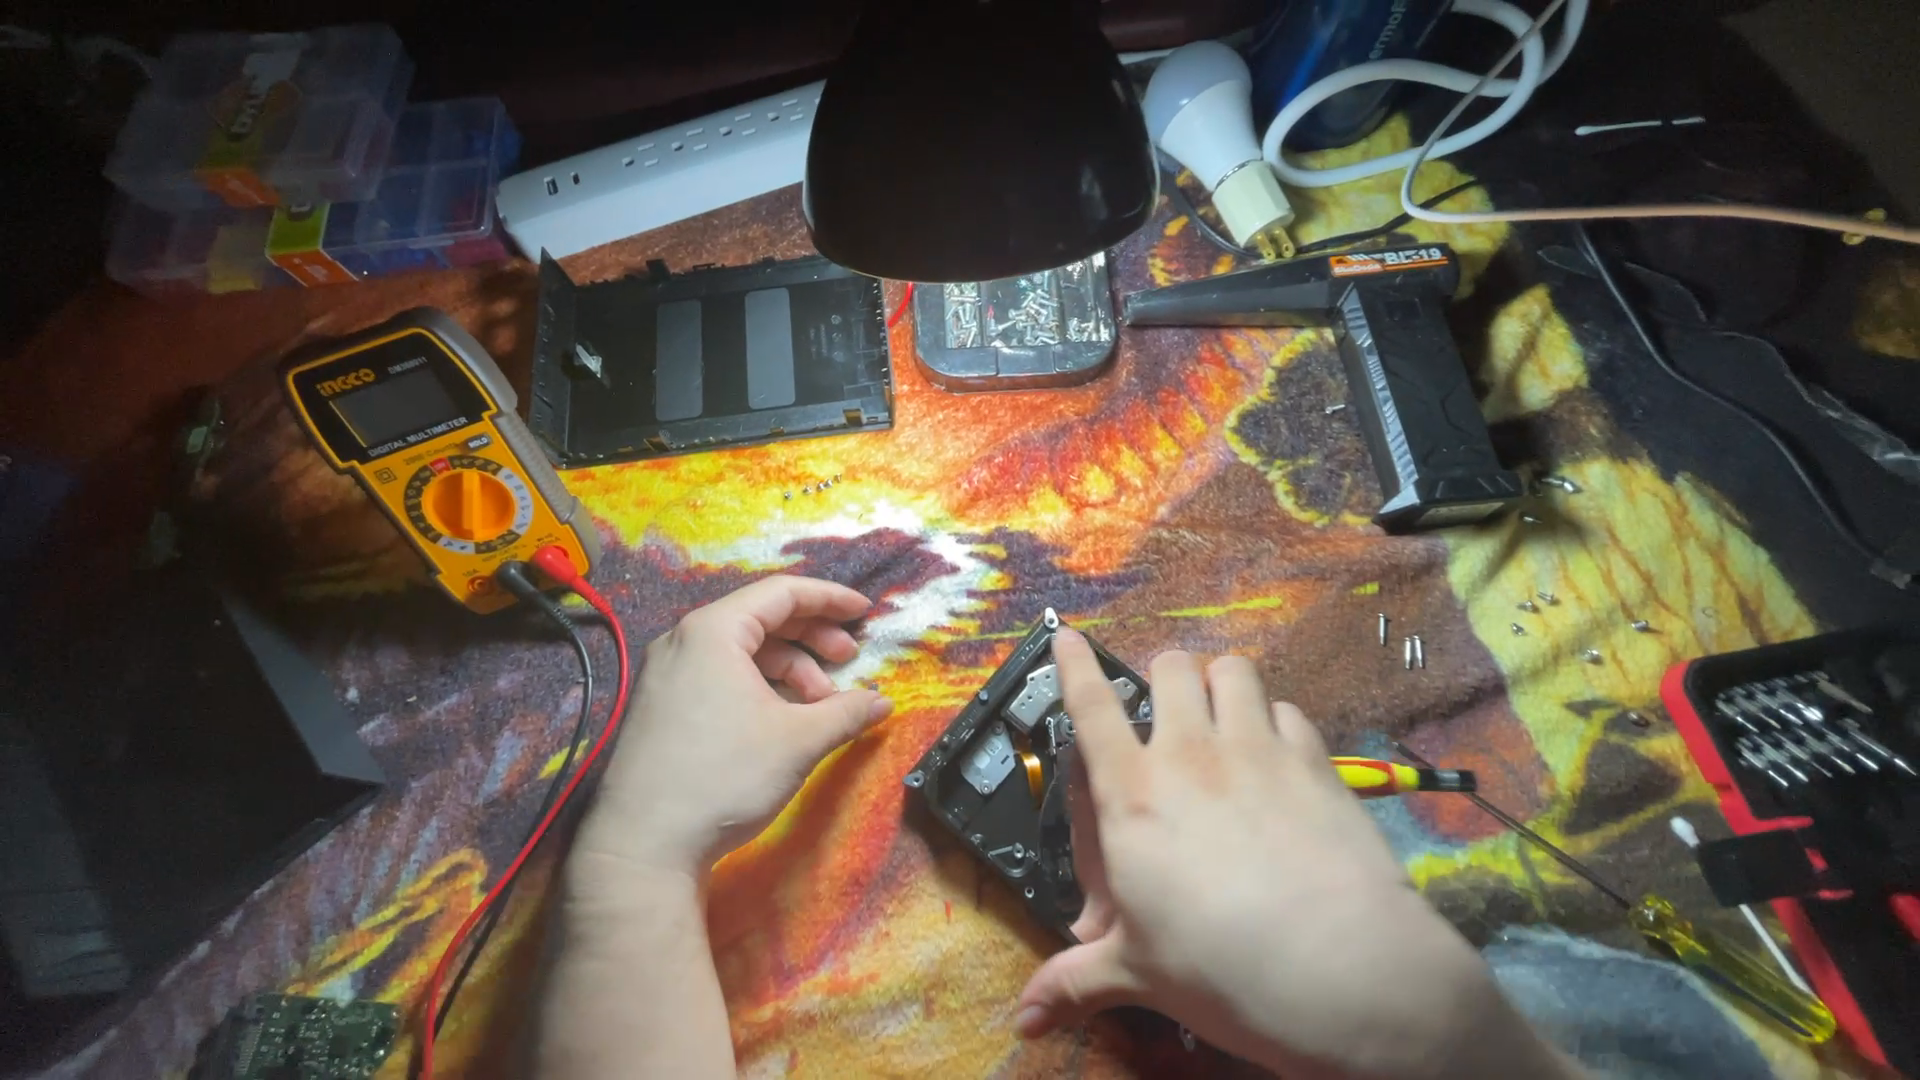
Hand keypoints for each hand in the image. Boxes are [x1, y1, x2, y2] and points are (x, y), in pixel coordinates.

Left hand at [568, 576, 892, 894]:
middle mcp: (685, 640)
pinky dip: (761, 687)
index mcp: (714, 631)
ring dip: (791, 669)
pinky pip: (722, 675)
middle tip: (848, 661)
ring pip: (743, 651)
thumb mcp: (799, 740)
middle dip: (813, 637)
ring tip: (821, 706)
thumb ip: (847, 712)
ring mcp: (668, 673)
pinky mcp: (662, 705)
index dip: (830, 599)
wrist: (642, 847)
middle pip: (763, 618)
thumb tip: (883, 702)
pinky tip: (784, 720)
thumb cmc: (726, 776)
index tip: (865, 613)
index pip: (782, 593)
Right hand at [1015, 629, 1576, 1079]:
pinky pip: (1289, 711)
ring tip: (1224, 712)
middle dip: (1166, 675)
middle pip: (1171, 668)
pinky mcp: (1314, 760)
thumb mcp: (1138, 974)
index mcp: (1133, 793)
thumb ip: (1075, 981)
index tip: (1068, 636)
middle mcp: (1189, 754)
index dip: (1074, 663)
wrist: (1345, 972)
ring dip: (1223, 682)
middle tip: (1170, 707)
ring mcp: (1256, 748)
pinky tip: (1280, 753)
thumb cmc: (1221, 968)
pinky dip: (1277, 721)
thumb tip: (1023, 1019)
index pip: (1090, 705)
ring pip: (1233, 671)